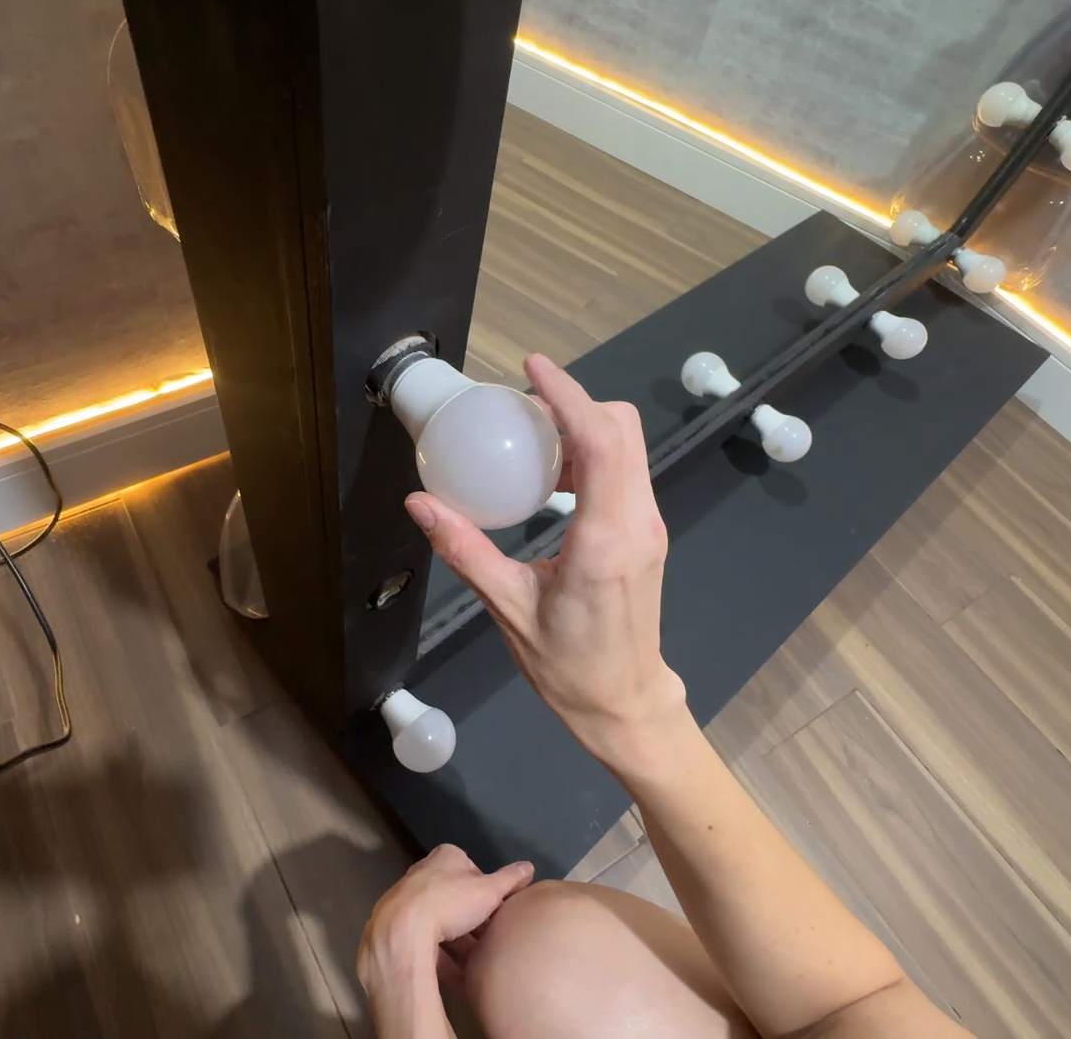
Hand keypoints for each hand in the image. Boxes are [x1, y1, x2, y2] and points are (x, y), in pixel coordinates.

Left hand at [358, 845, 534, 993]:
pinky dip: (442, 960)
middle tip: (489, 938)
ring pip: (438, 921)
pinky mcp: (396, 930)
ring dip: (457, 942)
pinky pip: (424, 944)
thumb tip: (529, 866)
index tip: (496, 910)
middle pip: (454, 896)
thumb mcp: (489, 891)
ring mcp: (406, 902)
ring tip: (478, 962)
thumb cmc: (450, 902)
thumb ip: (509, 880)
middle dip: (471, 918)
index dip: (485, 890)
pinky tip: (458, 979)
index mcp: (444, 857)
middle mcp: (422, 874)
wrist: (403, 933)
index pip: (470, 869)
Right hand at [404, 354, 688, 761]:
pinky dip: (593, 456)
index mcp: (605, 540)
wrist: (625, 702)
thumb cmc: (568, 666)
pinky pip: (626, 472)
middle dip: (574, 404)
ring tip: (533, 442)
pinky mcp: (647, 534)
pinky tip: (554, 479)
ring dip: (584, 429)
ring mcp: (649, 527)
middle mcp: (638, 523)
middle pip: (622, 430)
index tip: (533, 367)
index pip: (602, 442)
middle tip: (522, 411)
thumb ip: (465, 551)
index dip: (569, 396)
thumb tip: (420, 503)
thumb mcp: (508, 607)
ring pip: (628, 448)